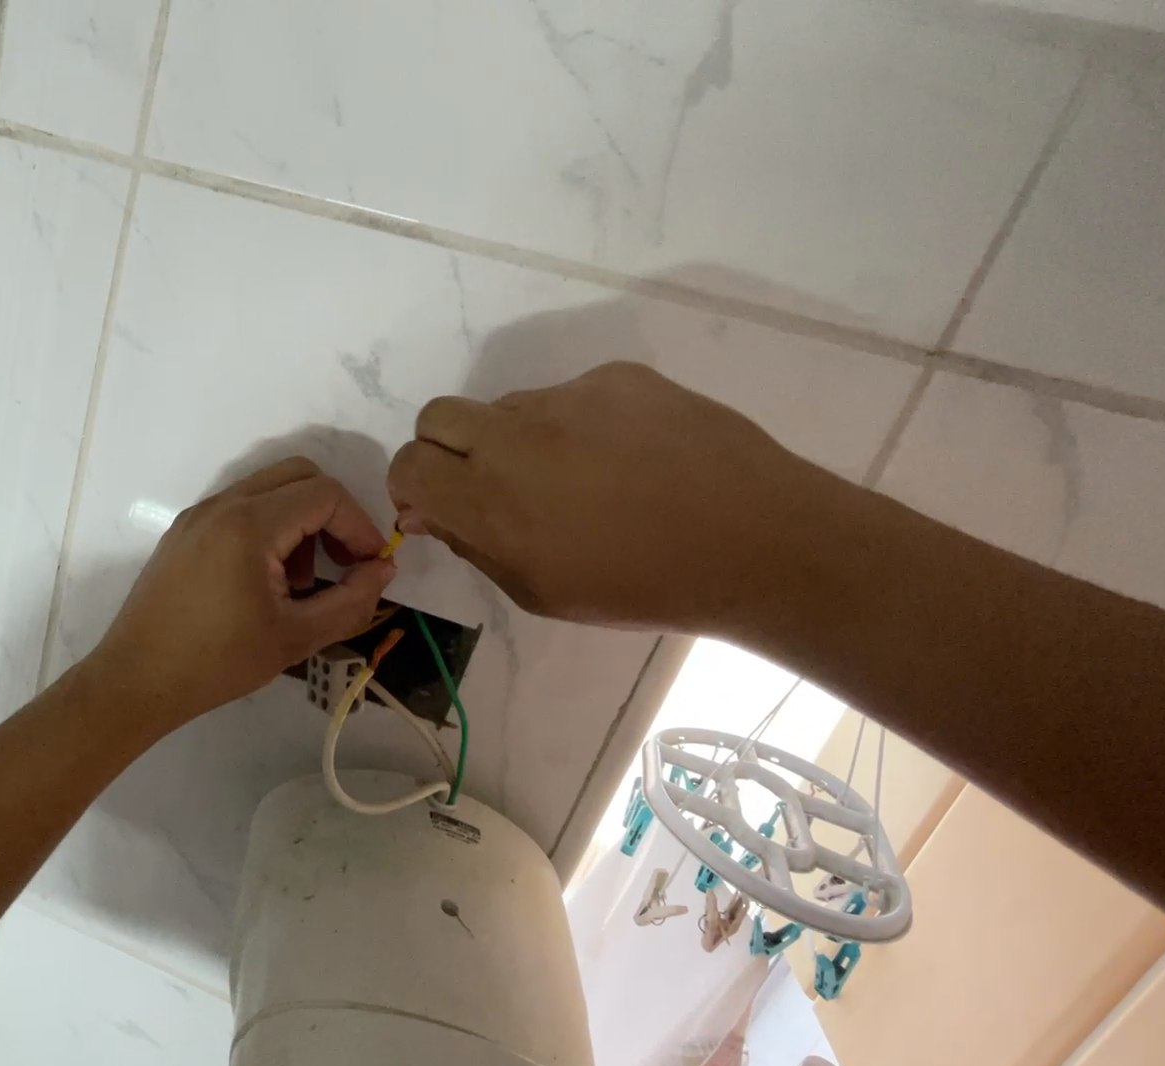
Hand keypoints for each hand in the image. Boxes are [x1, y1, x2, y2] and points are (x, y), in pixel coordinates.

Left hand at [86, 457, 397, 726]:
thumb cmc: (218, 662)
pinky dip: (268, 527)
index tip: (368, 566)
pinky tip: (264, 581)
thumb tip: (383, 569)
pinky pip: (240, 507)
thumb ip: (351, 600)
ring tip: (300, 582)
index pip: (325, 493)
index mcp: (250, 523)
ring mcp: (198, 515)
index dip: (359, 525)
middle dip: (332, 513)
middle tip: (342, 563)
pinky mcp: (184, 532)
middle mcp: (222, 504)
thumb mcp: (297, 637)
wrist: (136, 680)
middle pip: (299, 474)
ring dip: (300, 521)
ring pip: (269, 488)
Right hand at [387, 362, 829, 631]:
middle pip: (436, 417)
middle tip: (488, 484)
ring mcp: (566, 397)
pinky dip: (575, 424)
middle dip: (444, 450)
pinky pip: (569, 396)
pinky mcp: (615, 377)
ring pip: (505, 408)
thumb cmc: (639, 586)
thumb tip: (429, 512)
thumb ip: (472, 544)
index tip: (437, 505)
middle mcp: (512, 437)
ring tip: (578, 477)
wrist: (757, 541)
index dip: (412, 485)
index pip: (407, 464)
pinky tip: (623, 457)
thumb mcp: (537, 591)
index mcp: (487, 499)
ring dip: (515, 439)